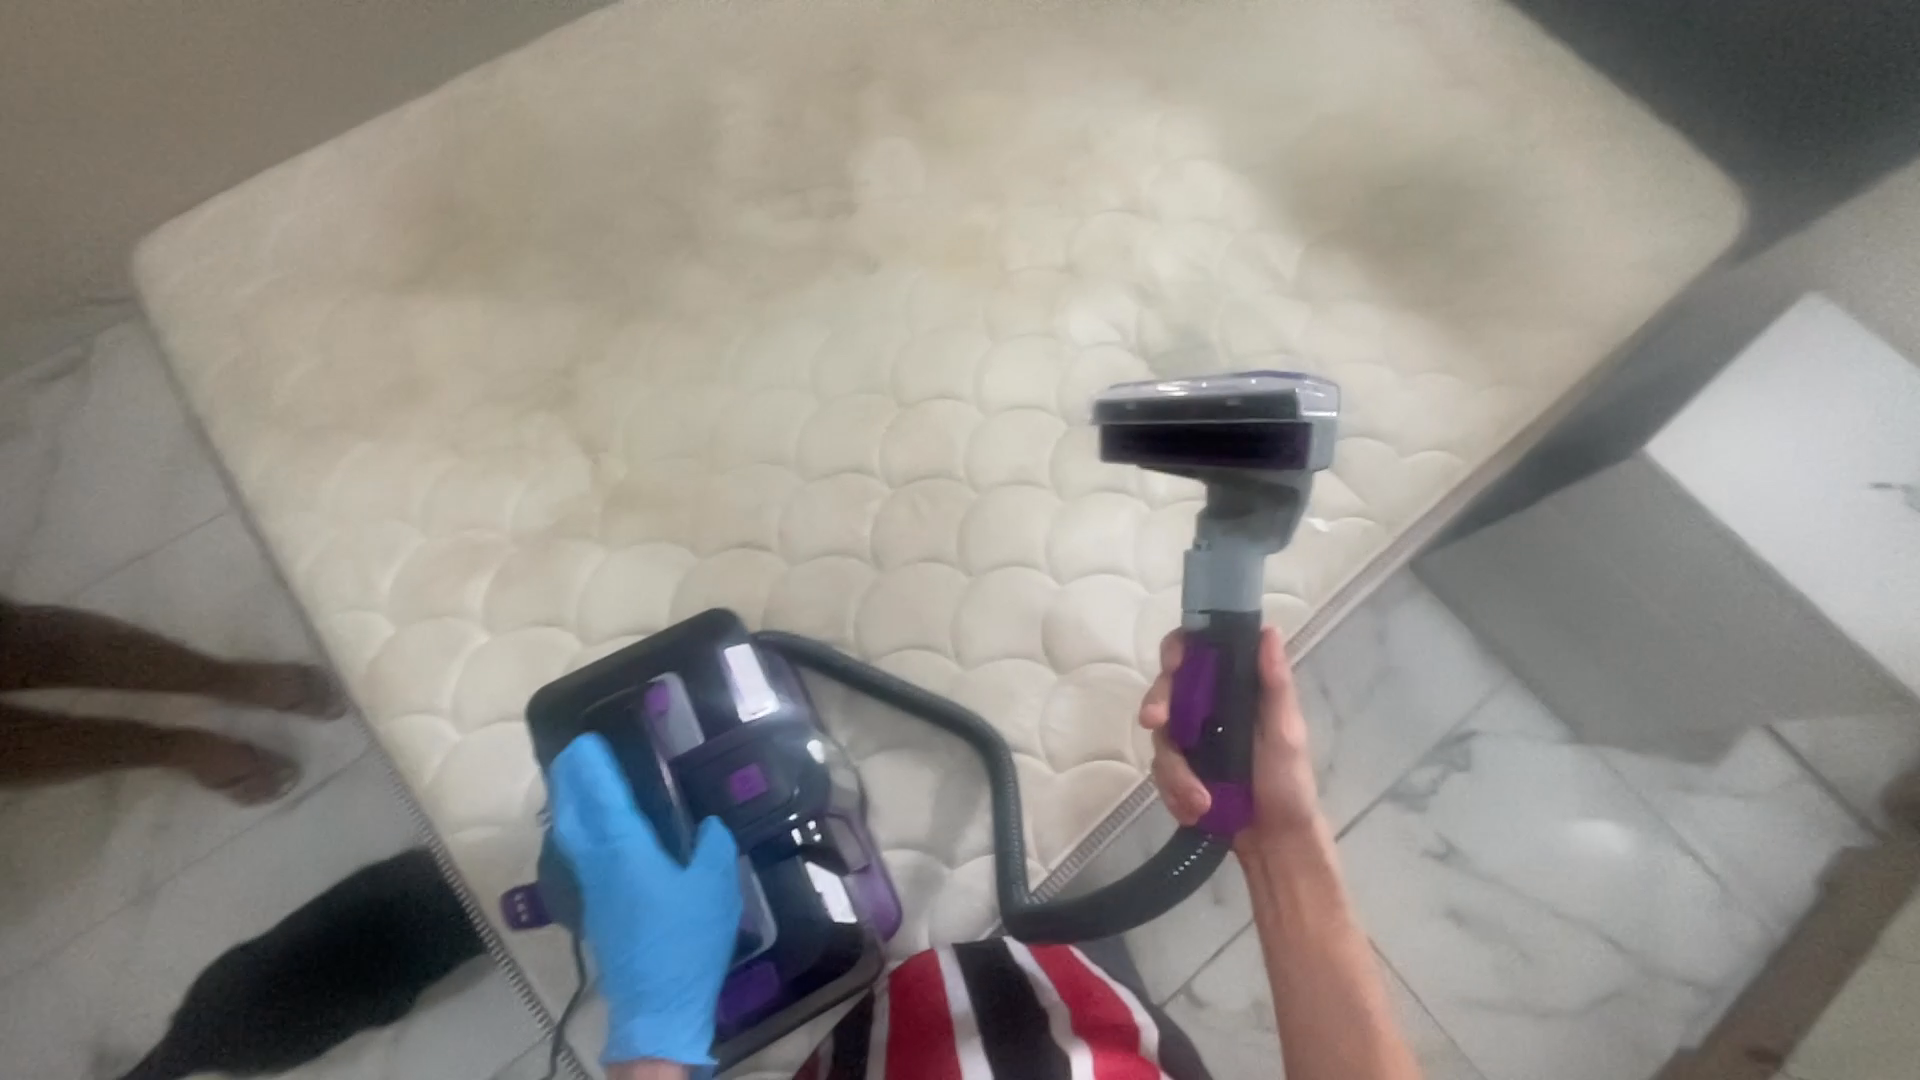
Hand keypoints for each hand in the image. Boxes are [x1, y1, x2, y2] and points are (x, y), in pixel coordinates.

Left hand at [549, 733, 741, 1066]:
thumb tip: (707, 824)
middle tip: (575, 752)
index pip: (604, 800)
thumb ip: (711, 846)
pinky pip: (578, 854)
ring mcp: (591, 891)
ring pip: (571, 837)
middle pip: (574, 816)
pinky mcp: (595, 909)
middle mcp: (599, 867)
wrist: (659, 1007)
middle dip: (571, 782)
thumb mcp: (715, 885)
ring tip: (578, 781)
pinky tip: (592, 830)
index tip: (586, 741)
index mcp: (627, 854)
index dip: (594, 769)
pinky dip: (577, 830)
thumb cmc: (688, 940)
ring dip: (570, 804)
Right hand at [1138, 627, 1323, 848]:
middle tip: (1154, 721)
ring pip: (1160, 737)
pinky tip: (1194, 811)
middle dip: (1157, 704)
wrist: (1276, 843)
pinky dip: (1174, 792)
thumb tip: (1268, 630)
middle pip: (1166, 690)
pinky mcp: (1178, 771)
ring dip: (1174, 770)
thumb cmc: (1289, 782)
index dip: (1177, 651)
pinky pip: (1159, 772)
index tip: (1174, 665)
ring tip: (1201, 801)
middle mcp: (1205, 709)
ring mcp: (1189, 741)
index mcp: (1232, 690)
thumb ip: (1274, 684)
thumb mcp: (1286, 732)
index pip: (1195, 653)